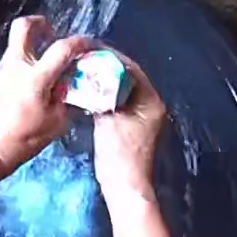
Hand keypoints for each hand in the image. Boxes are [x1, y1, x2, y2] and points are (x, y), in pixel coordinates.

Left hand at [0, 16, 94, 169]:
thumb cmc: (25, 138)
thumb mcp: (57, 122)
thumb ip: (68, 97)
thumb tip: (75, 84)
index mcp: (36, 76)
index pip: (62, 48)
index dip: (80, 43)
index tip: (90, 45)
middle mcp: (16, 65)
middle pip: (23, 27)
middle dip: (40, 23)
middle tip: (51, 32)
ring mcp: (2, 70)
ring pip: (17, 44)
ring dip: (33, 46)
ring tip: (47, 65)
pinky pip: (12, 61)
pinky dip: (25, 63)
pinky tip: (33, 82)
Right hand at [91, 52, 167, 205]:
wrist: (125, 186)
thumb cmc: (119, 154)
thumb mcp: (108, 119)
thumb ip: (103, 95)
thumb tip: (92, 77)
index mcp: (151, 101)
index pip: (131, 69)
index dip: (111, 58)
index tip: (91, 50)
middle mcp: (152, 105)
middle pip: (128, 78)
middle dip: (107, 68)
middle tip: (85, 61)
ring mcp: (144, 116)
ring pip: (123, 90)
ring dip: (106, 82)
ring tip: (85, 73)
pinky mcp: (134, 126)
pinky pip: (120, 102)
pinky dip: (107, 96)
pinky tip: (90, 93)